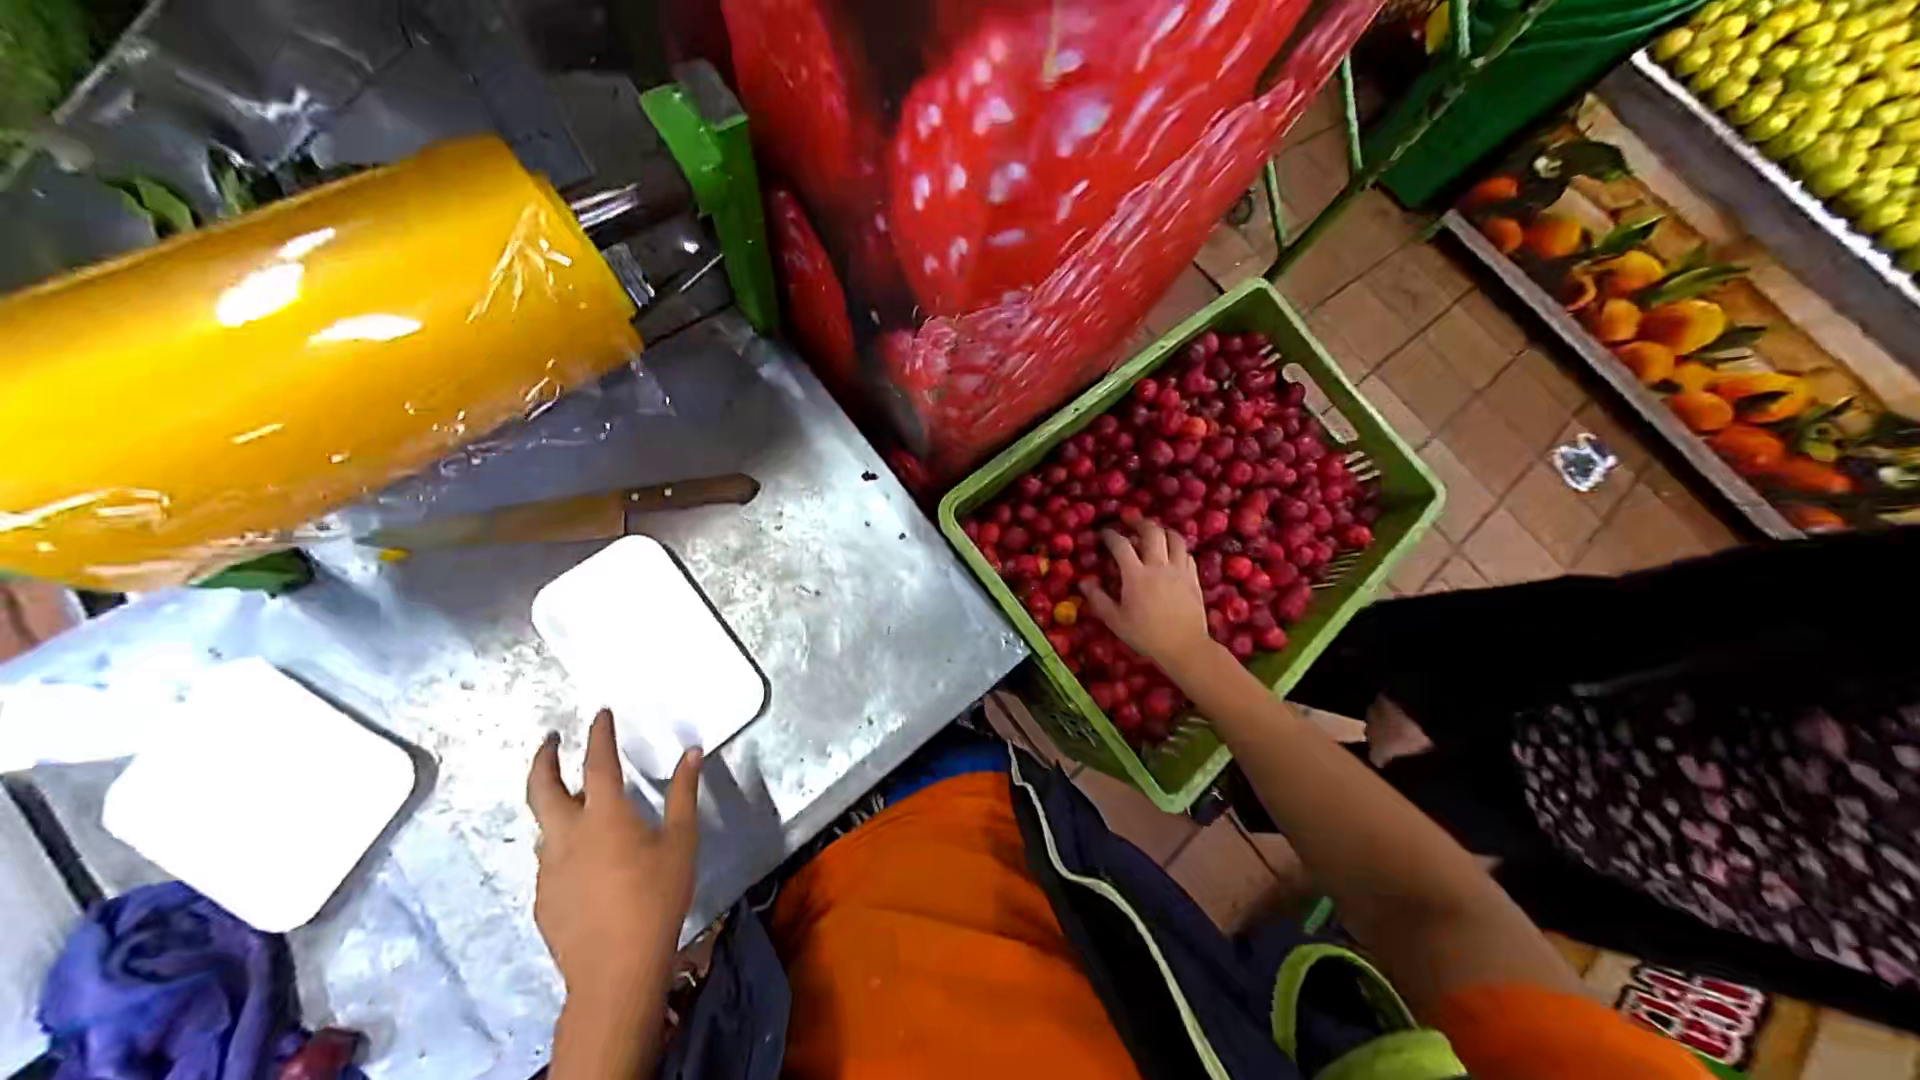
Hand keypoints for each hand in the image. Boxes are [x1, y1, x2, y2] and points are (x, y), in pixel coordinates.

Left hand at [526, 709, 701, 997]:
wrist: (616, 969)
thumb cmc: (657, 897)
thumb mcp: (681, 841)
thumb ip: (684, 793)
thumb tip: (692, 753)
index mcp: (604, 815)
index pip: (599, 762)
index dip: (599, 734)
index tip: (599, 714)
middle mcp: (567, 834)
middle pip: (542, 787)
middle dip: (544, 758)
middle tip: (550, 740)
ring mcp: (548, 868)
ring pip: (544, 824)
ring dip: (554, 803)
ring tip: (575, 799)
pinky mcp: (542, 897)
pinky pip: (548, 858)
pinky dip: (561, 842)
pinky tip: (583, 857)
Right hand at [1081, 521, 1216, 673]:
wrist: (1184, 647)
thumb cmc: (1146, 635)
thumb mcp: (1115, 620)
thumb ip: (1098, 599)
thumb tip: (1084, 582)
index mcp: (1136, 575)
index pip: (1121, 545)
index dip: (1110, 535)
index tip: (1104, 534)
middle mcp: (1158, 566)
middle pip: (1152, 532)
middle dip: (1139, 523)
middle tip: (1131, 522)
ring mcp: (1179, 570)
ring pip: (1174, 538)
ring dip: (1162, 531)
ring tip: (1155, 533)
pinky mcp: (1193, 578)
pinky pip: (1187, 554)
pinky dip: (1177, 548)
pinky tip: (1172, 554)